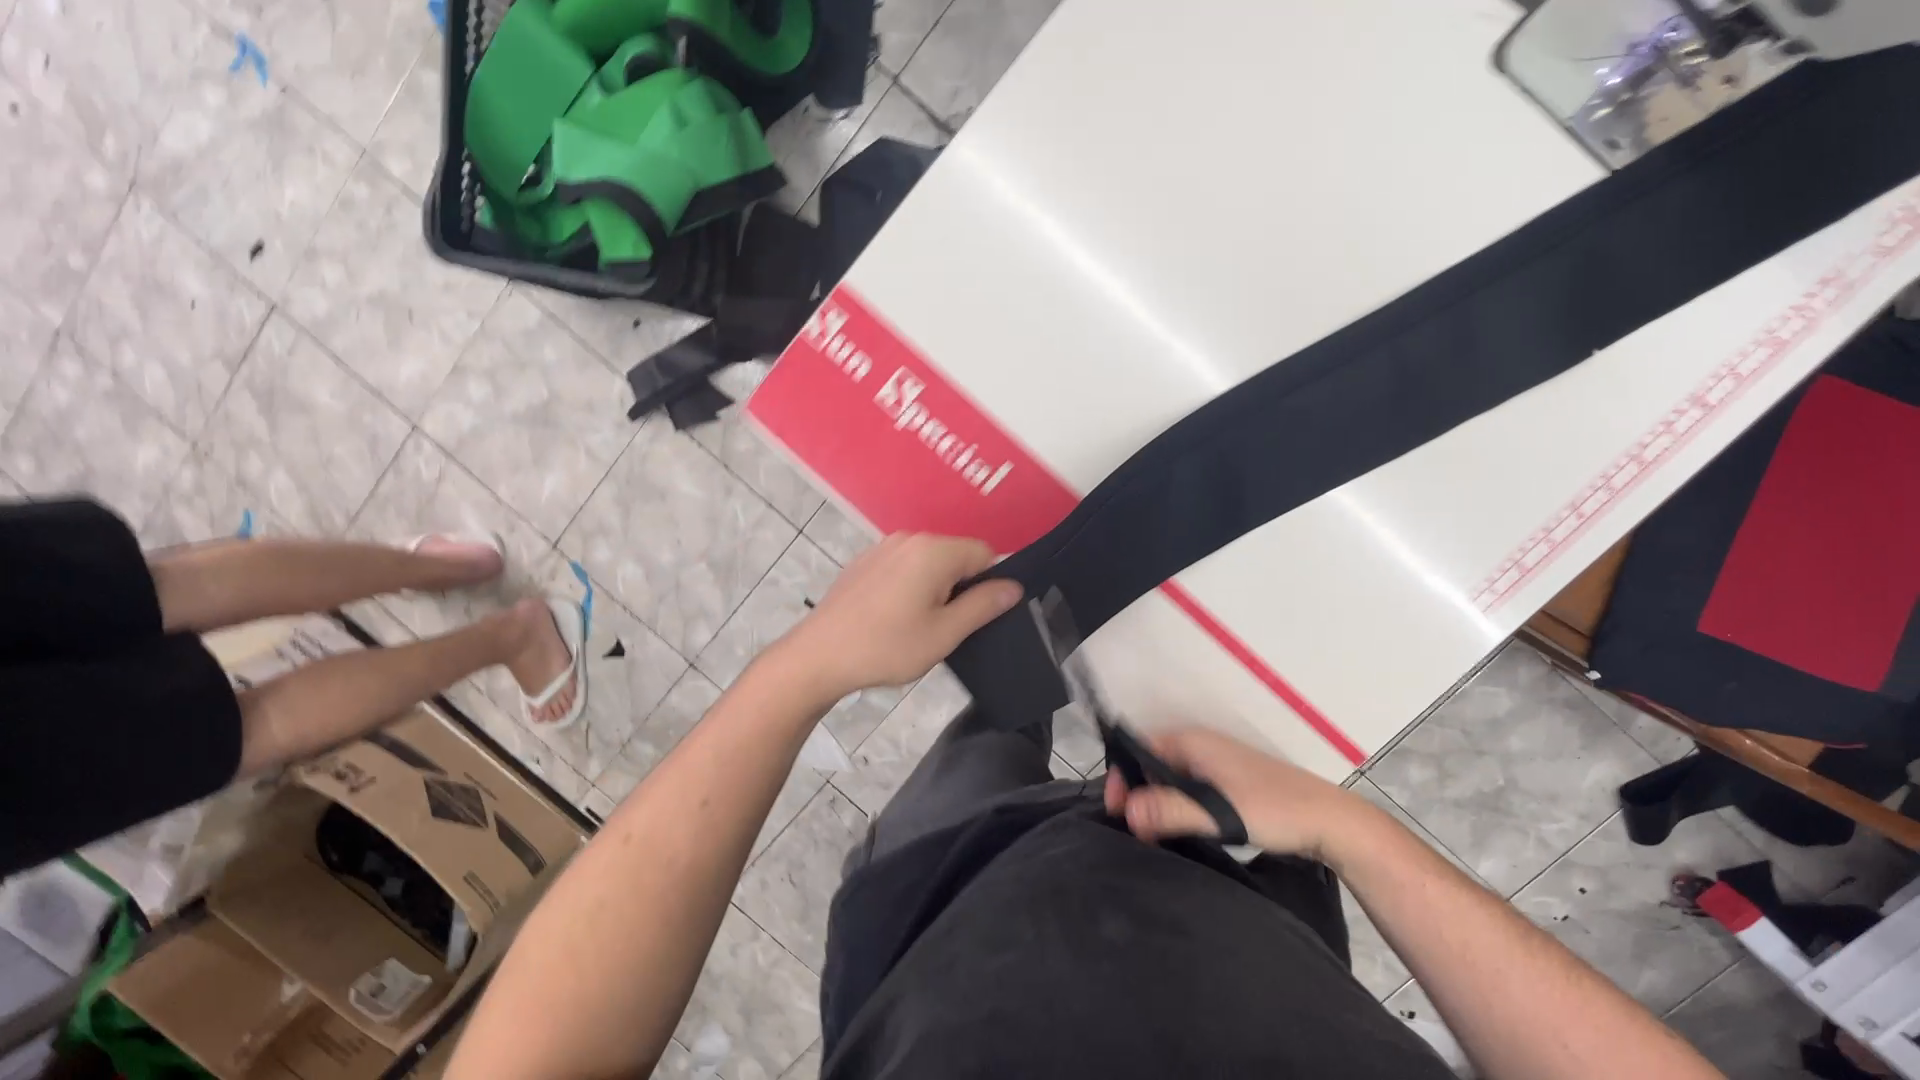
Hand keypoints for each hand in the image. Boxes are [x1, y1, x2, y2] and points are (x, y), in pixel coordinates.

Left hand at [771, 532, 1023, 701]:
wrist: (818, 656)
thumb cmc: (886, 647)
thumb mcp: (944, 633)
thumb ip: (983, 606)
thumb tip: (1014, 586)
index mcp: (934, 551)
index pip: (985, 554)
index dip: (989, 585)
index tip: (977, 618)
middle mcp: (909, 539)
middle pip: (956, 555)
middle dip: (961, 587)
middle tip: (949, 628)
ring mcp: (882, 548)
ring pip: (929, 563)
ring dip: (935, 589)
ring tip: (920, 627)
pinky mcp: (864, 563)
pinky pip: (903, 568)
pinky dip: (910, 588)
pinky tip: (894, 620)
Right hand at [1102, 727, 1379, 862]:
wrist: (1331, 823)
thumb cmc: (1273, 809)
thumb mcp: (1217, 812)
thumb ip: (1169, 810)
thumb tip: (1125, 811)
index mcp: (1194, 742)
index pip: (1140, 747)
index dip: (1122, 775)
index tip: (1117, 810)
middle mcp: (1201, 747)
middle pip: (1152, 764)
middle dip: (1137, 793)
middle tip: (1131, 830)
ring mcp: (1216, 767)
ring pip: (1171, 781)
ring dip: (1158, 804)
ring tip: (1150, 836)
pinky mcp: (1228, 787)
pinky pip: (1189, 793)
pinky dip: (1177, 809)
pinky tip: (1179, 834)